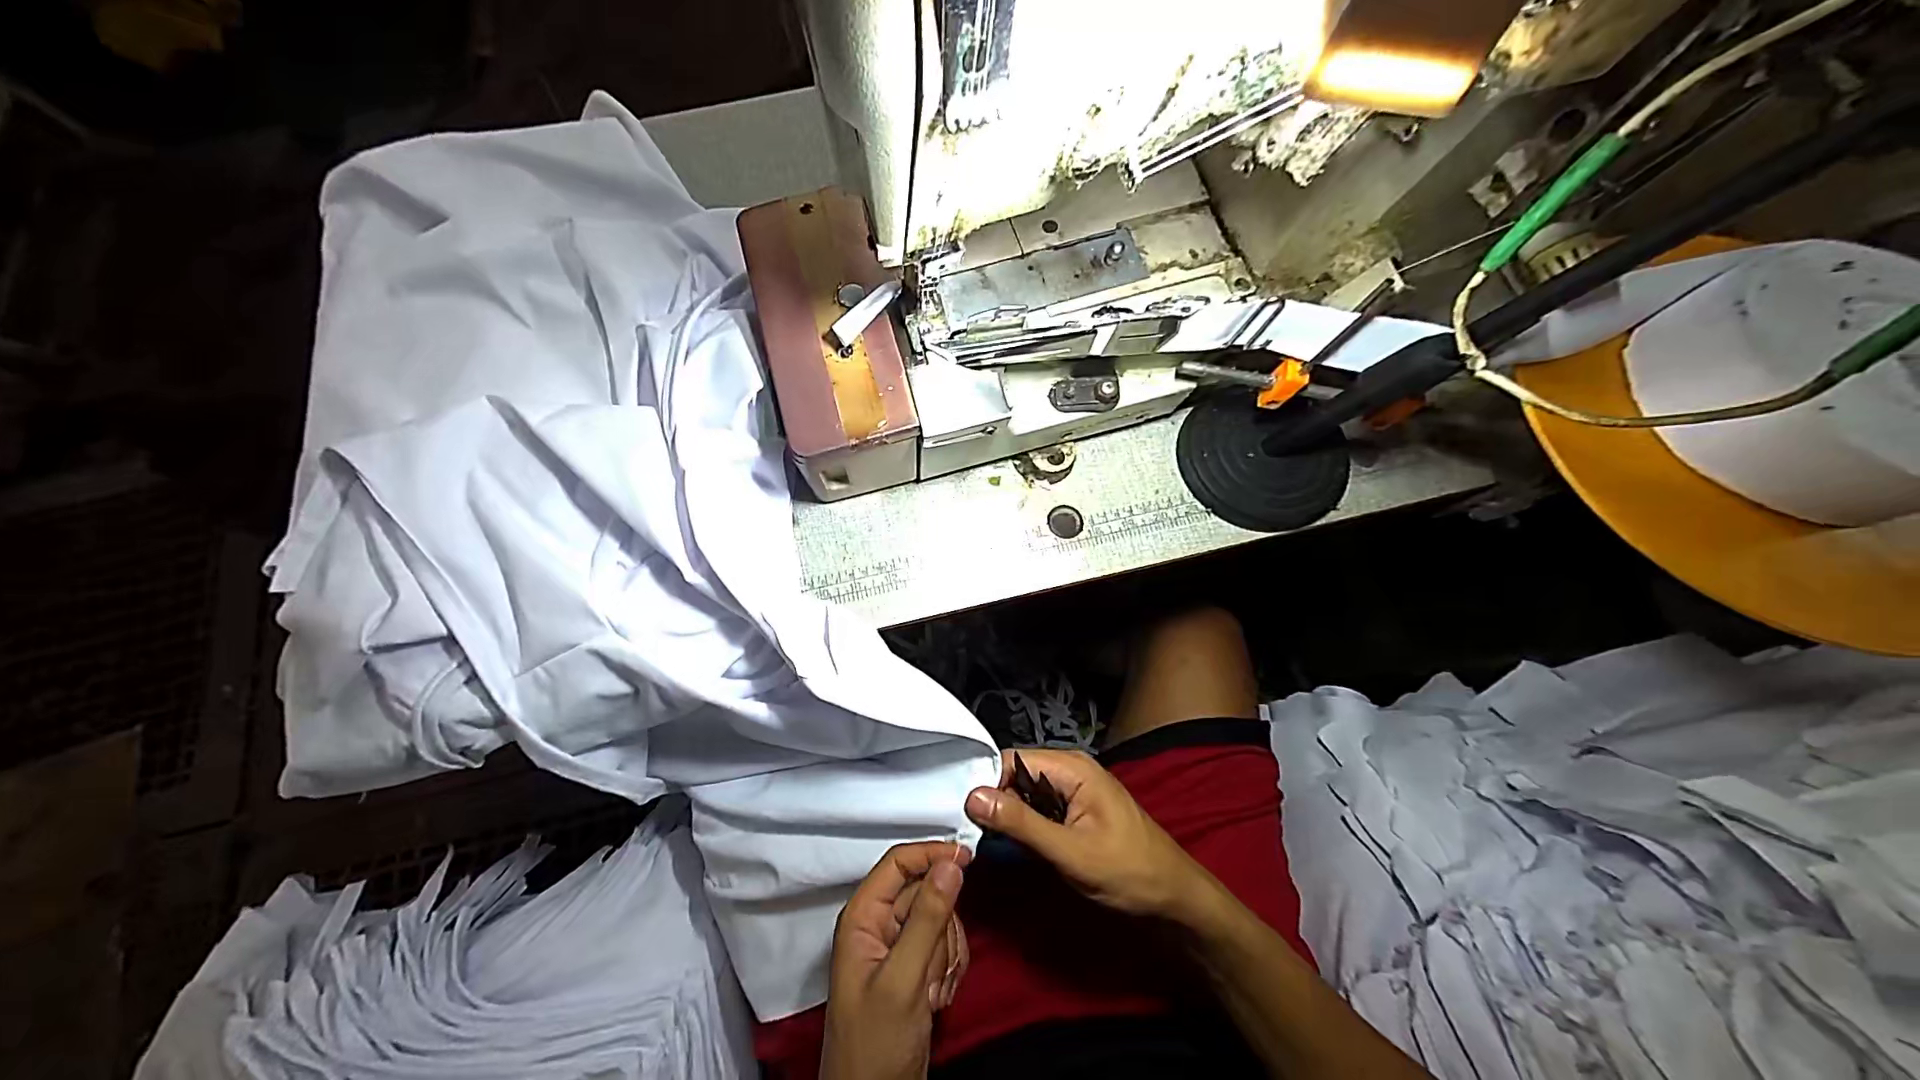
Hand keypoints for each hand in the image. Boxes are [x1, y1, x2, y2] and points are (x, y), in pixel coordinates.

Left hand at [821, 841, 970, 1079]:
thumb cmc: (874, 1045)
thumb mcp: (903, 979)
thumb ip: (927, 918)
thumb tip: (951, 864)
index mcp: (862, 917)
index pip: (898, 863)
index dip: (931, 854)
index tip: (968, 858)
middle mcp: (878, 925)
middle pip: (925, 891)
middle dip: (941, 926)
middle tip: (934, 966)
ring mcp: (897, 948)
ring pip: (940, 919)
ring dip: (946, 953)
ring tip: (932, 990)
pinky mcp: (914, 968)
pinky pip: (945, 946)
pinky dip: (949, 969)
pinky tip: (938, 997)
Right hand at [965, 749, 1208, 918]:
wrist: (1174, 898)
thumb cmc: (1130, 872)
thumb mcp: (1070, 852)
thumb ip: (1021, 823)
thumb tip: (973, 796)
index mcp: (1072, 767)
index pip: (1011, 759)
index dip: (985, 782)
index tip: (963, 812)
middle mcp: (1070, 768)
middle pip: (1015, 773)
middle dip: (994, 799)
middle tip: (972, 831)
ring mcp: (1073, 788)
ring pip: (1023, 791)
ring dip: (1007, 814)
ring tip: (988, 839)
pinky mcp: (1073, 808)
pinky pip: (1037, 806)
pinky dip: (1023, 823)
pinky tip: (1014, 844)